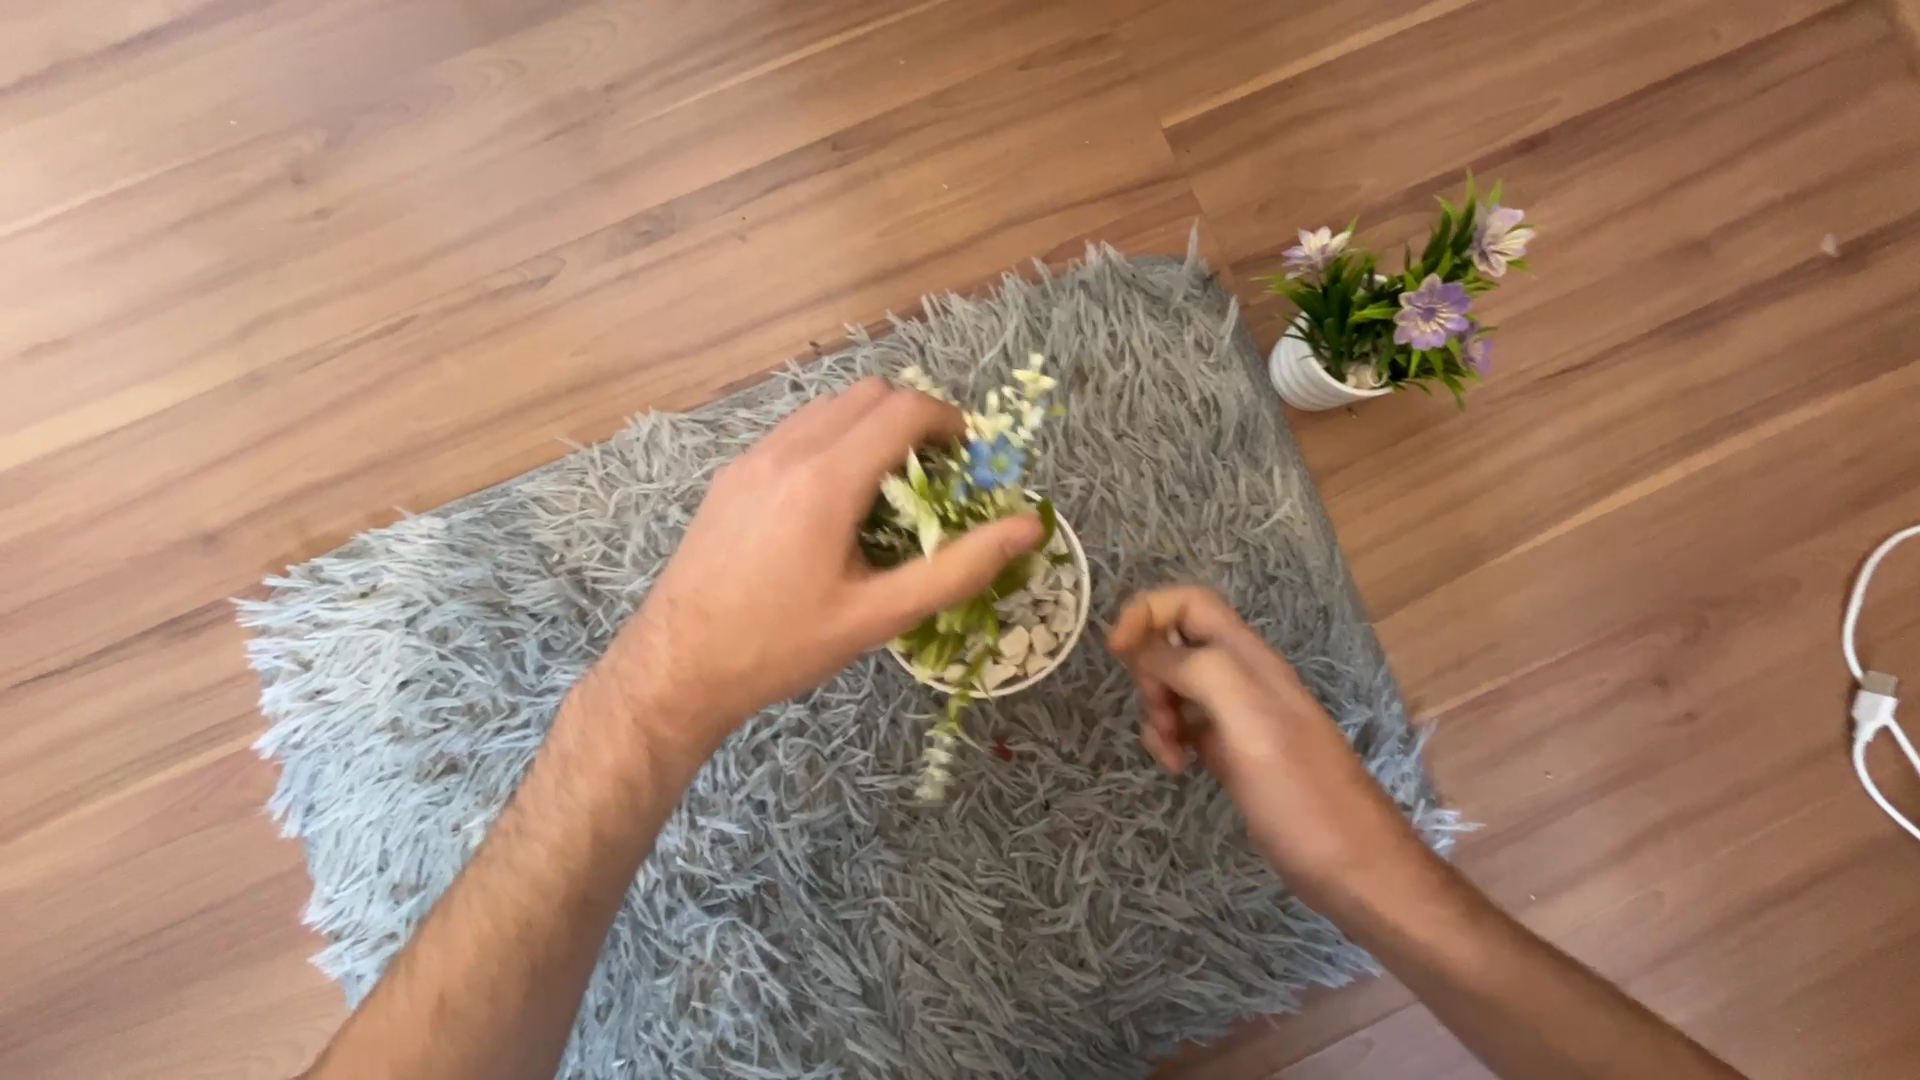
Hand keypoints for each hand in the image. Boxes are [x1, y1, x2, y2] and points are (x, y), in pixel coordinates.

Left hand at [601, 378, 1042, 758]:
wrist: (677, 667)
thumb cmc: (782, 646)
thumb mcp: (879, 616)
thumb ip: (958, 568)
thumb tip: (1027, 528)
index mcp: (825, 480)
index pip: (904, 409)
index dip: (950, 423)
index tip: (970, 460)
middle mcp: (787, 451)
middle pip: (869, 394)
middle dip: (914, 421)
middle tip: (936, 476)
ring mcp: (752, 458)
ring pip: (829, 406)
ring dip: (872, 428)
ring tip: (888, 488)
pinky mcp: (732, 475)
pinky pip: (796, 431)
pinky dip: (834, 441)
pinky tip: (835, 502)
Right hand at [1105, 586, 1423, 889]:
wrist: (1356, 872)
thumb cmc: (1303, 797)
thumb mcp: (1251, 723)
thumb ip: (1200, 671)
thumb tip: (1145, 649)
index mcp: (1249, 660)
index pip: (1189, 603)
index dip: (1147, 613)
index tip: (1117, 652)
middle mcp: (1242, 678)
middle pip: (1175, 644)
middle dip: (1149, 672)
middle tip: (1159, 715)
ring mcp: (1238, 716)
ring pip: (1175, 686)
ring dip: (1157, 710)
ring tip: (1170, 752)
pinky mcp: (1232, 751)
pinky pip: (1185, 724)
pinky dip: (1170, 739)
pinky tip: (1180, 767)